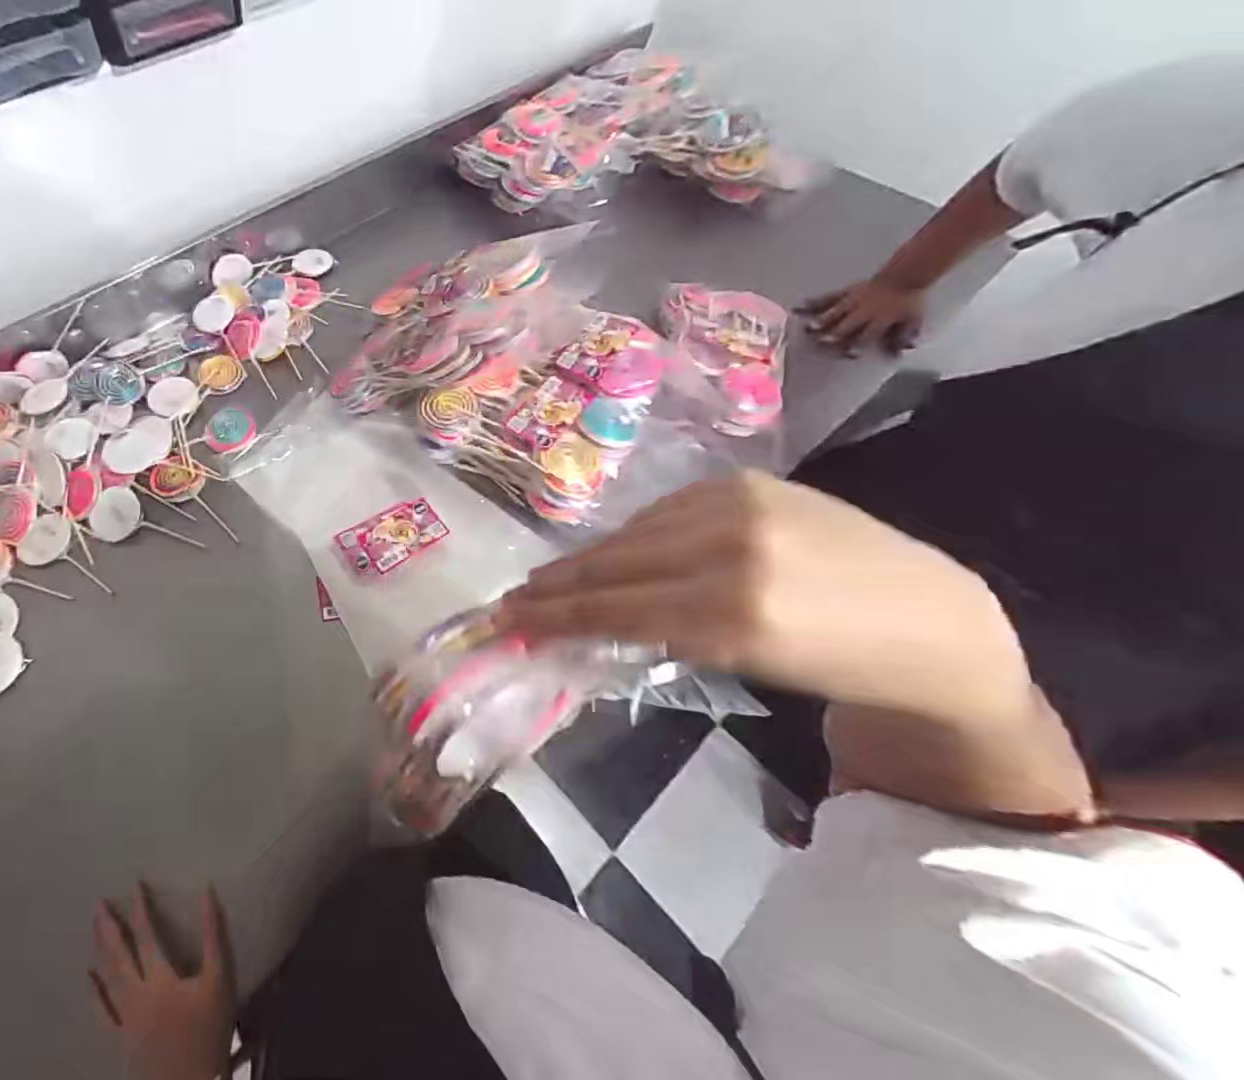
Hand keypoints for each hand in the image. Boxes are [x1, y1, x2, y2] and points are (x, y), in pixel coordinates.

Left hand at [90, 883, 234, 1079]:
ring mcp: (125, 1017)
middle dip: (108, 926)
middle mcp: (137, 994)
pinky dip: (95, 992)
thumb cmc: (210, 1031)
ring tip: (93, 927)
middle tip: (98, 903)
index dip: (141, 908)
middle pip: (118, 954)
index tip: (135, 885)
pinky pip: (103, 1012)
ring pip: (108, 977)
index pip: (146, 935)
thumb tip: (207, 895)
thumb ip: (213, 936)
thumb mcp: (220, 981)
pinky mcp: (122, 1038)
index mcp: (160, 978)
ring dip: (100, 949)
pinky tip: (88, 977)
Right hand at [497, 472, 1034, 730]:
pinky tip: (612, 553)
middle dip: (555, 586)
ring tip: (549, 579)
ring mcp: (741, 505)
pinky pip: (661, 511)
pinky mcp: (747, 481)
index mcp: (736, 614)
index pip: (617, 610)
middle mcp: (734, 549)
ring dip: (585, 560)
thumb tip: (581, 620)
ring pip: (631, 534)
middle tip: (510, 599)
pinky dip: (628, 536)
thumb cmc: (835, 664)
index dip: (556, 616)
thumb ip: (656, 636)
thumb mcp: (738, 668)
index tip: (509, 620)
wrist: (932, 619)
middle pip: (614, 566)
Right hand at [799, 277, 925, 355]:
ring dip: (823, 320)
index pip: (866, 335)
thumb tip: (899, 352)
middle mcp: (863, 312)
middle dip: (835, 334)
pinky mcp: (845, 292)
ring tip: (809, 328)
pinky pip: (827, 298)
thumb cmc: (907, 300)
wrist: (907, 273)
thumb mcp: (913, 319)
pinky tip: (798, 307)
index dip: (858, 345)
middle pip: (847, 325)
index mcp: (879, 320)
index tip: (849, 354)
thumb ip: (903, 336)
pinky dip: (813, 302)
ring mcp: (852, 301)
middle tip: (821, 342)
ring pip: (835, 312)